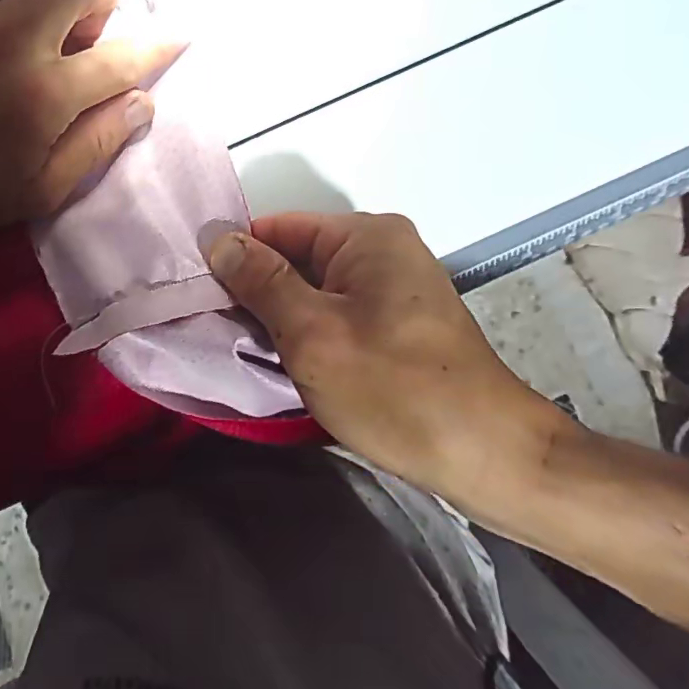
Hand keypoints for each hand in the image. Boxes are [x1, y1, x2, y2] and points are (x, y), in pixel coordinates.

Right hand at [203, 212, 568, 508]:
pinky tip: (282, 363)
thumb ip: (260, 281)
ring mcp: (393, 289)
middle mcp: (382, 251)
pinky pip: (335, 315)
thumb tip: (217, 239)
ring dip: (278, 319)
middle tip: (213, 330)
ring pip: (311, 292)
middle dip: (254, 292)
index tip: (197, 296)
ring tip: (241, 350)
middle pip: (294, 258)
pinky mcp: (397, 325)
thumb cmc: (395, 389)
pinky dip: (306, 335)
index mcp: (366, 236)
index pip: (276, 229)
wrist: (490, 459)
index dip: (234, 259)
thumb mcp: (311, 332)